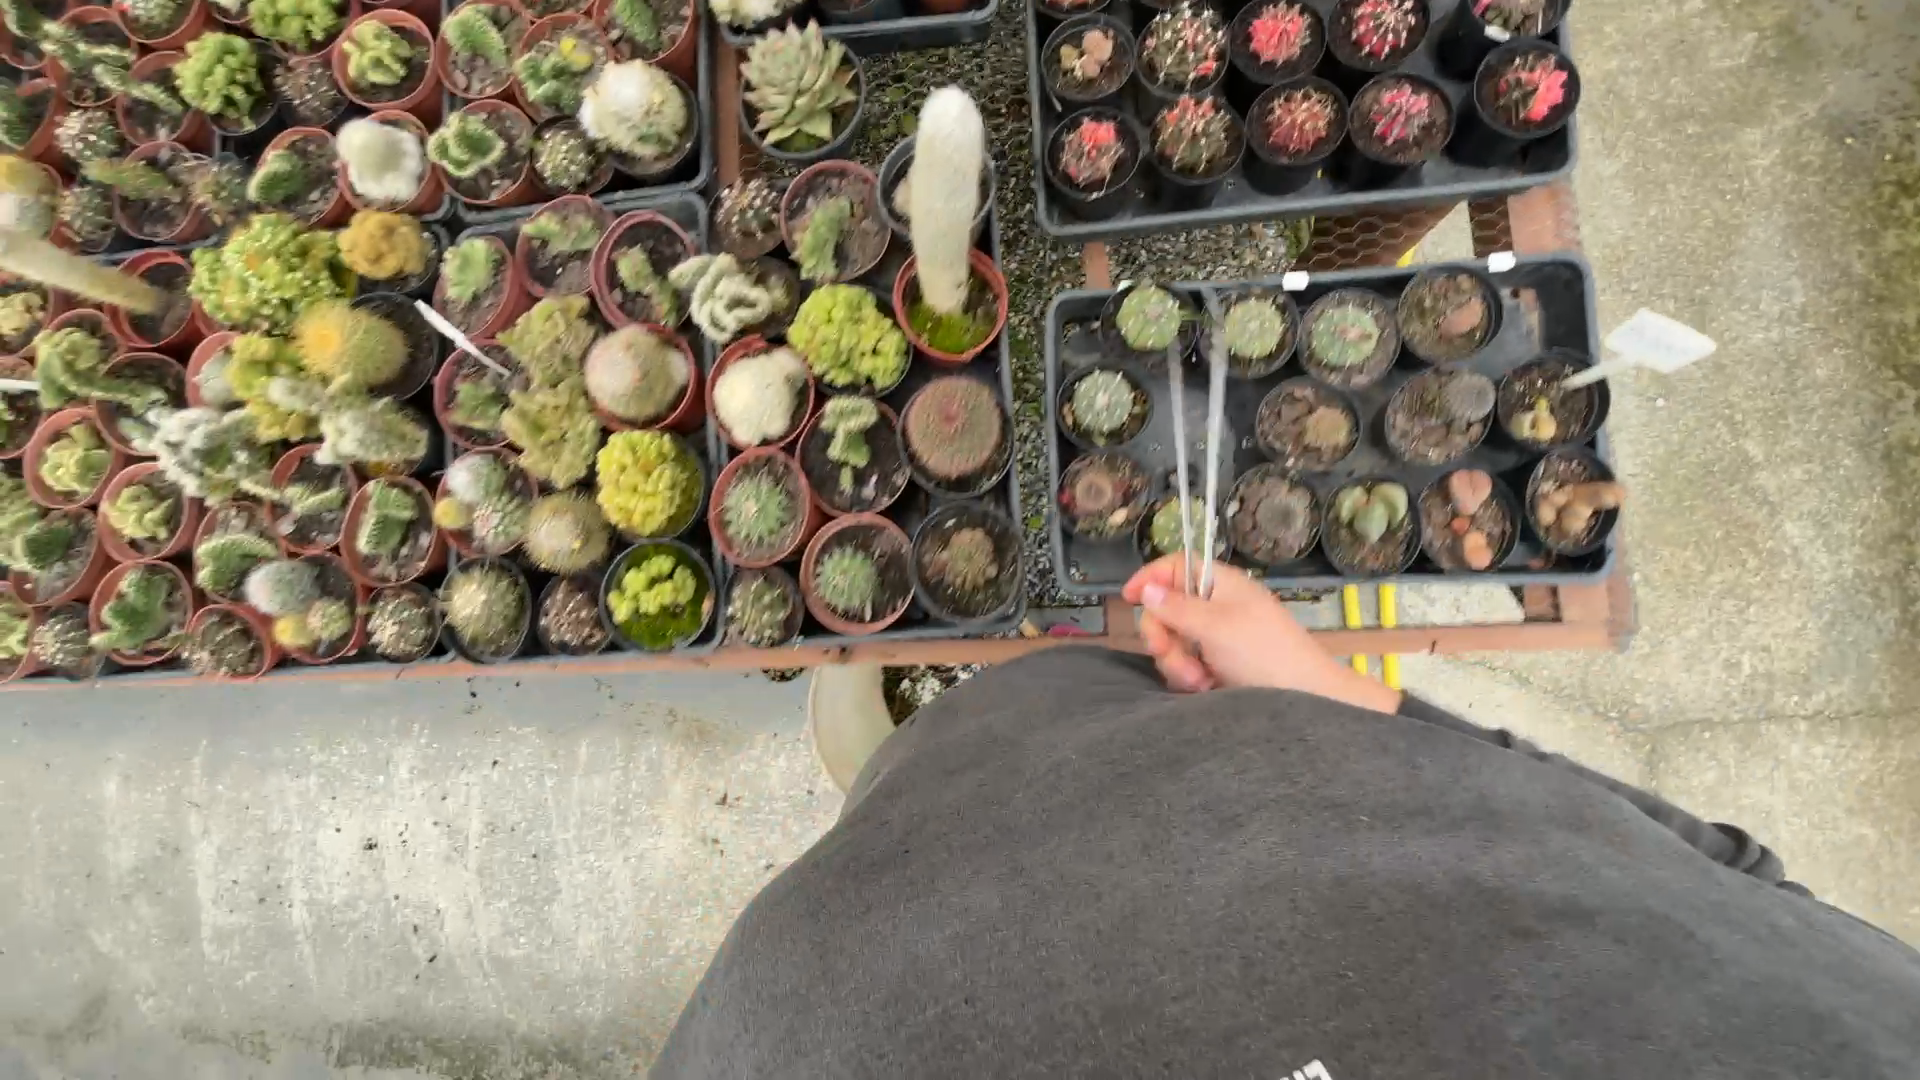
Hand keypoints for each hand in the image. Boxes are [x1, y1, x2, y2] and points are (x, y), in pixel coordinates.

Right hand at [1121, 555, 1401, 713]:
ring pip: (1172, 640)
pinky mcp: (1216, 664)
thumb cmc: (1264, 653)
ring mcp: (1215, 637)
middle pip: (1166, 608)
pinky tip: (1204, 687)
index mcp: (1220, 584)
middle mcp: (1215, 606)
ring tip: (1199, 681)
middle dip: (1164, 635)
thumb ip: (1176, 608)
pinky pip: (1184, 663)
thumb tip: (1145, 589)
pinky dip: (1187, 676)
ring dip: (1177, 661)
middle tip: (1171, 655)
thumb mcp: (1216, 626)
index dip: (1150, 577)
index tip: (1129, 598)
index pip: (1175, 566)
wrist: (1308, 700)